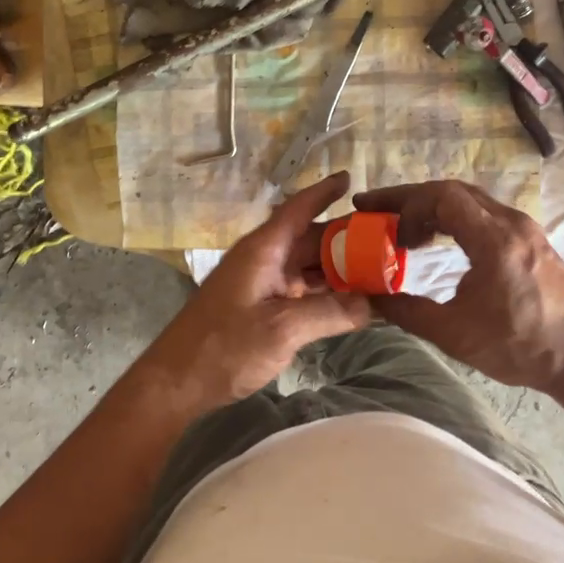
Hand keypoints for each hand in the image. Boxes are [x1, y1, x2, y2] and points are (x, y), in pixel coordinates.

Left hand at [135, 172, 370, 408]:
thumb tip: (373, 303)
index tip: (350, 179)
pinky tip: (351, 300)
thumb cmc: (224, 347)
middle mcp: (263, 259)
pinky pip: (300, 289)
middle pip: (310, 239)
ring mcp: (260, 284)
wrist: (176, 383)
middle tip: (387, 241)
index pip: (298, 208)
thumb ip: (331, 312)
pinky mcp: (259, 308)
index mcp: (264, 250)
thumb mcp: (283, 329)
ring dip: (339, 267)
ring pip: (307, 266)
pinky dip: (325, 291)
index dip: (323, 192)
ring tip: (379, 269)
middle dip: (346, 238)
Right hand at [355, 180, 563, 393]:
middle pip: (453, 191)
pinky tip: (437, 238)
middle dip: (410, 199)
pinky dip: (453, 217)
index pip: (443, 197)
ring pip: (469, 200)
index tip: (381, 224)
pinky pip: (483, 213)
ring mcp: (525, 228)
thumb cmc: (521, 347)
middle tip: (375, 210)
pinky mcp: (530, 239)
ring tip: (402, 228)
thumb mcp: (456, 335)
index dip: (405, 204)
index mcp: (496, 240)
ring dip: (432, 207)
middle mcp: (512, 223)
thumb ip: (408, 312)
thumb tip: (370, 298)